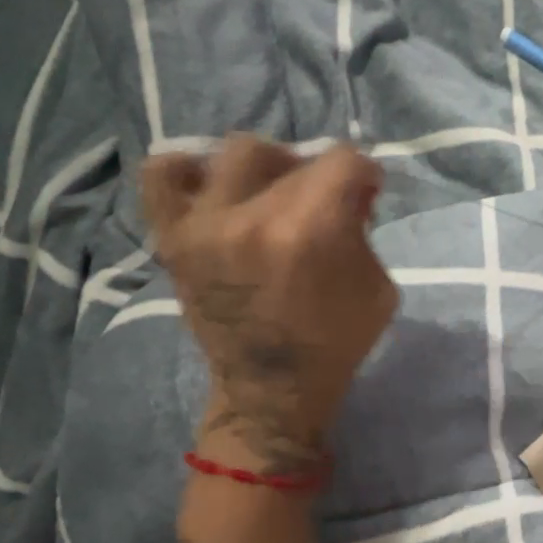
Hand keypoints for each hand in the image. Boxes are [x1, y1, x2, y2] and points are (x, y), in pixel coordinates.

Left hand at [143, 135, 397, 474]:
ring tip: (272, 195)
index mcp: (314, 230)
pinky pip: (163, 174)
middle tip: (324, 206)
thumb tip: (347, 197)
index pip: (344, 160)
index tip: (367, 195)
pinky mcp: (173, 236)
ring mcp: (206, 223)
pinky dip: (190, 172)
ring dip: (267, 168)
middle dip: (321, 177)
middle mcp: (255, 216)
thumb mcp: (378, 289)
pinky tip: (216, 192)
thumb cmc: (336, 343)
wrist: (272, 390)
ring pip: (237, 153)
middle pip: (294, 158)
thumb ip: (362, 233)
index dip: (365, 174)